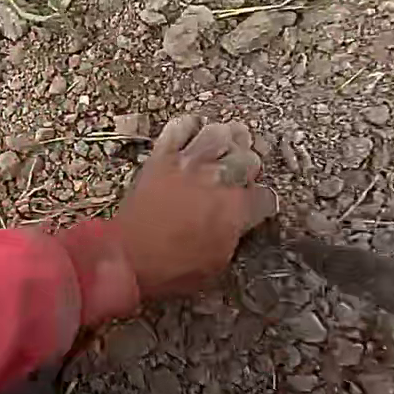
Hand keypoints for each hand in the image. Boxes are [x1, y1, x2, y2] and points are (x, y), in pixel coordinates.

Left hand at [112, 116, 276, 299]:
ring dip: (228, 140)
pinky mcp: (163, 155)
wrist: (127, 257)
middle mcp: (218, 179)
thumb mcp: (217, 264)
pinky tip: (194, 134)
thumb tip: (240, 221)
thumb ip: (235, 234)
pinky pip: (181, 126)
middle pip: (249, 159)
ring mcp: (190, 162)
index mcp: (237, 209)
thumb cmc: (172, 267)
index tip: (257, 206)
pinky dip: (190, 126)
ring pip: (221, 133)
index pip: (266, 196)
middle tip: (242, 175)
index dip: (263, 203)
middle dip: (250, 168)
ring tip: (226, 146)